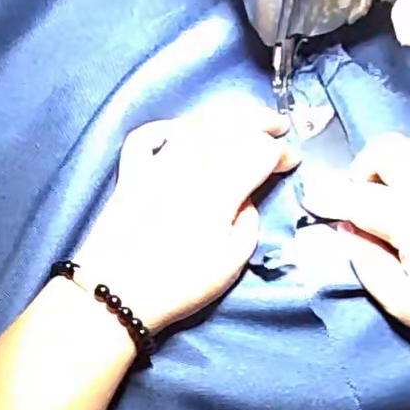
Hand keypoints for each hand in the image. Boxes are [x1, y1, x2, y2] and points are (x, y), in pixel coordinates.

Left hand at [72, 107, 299, 331]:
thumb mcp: (231, 262)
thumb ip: (248, 224)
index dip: (280, 151)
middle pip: (230, 126)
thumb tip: (246, 202)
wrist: (118, 293)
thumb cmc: (180, 284)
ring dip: (223, 116)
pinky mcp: (131, 174)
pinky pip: (146, 137)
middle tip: (277, 124)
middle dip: (259, 121)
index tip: (292, 160)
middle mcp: (191, 165)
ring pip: (194, 123)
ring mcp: (157, 165)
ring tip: (240, 121)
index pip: (259, 152)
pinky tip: (177, 131)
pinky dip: (164, 128)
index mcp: (221, 187)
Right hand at [302, 125, 409, 376]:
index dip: (327, 196)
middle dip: (363, 169)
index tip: (310, 197)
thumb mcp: (402, 303)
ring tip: (400, 189)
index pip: (357, 196)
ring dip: (403, 158)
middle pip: (389, 150)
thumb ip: (366, 261)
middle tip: (360, 200)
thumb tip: (345, 232)